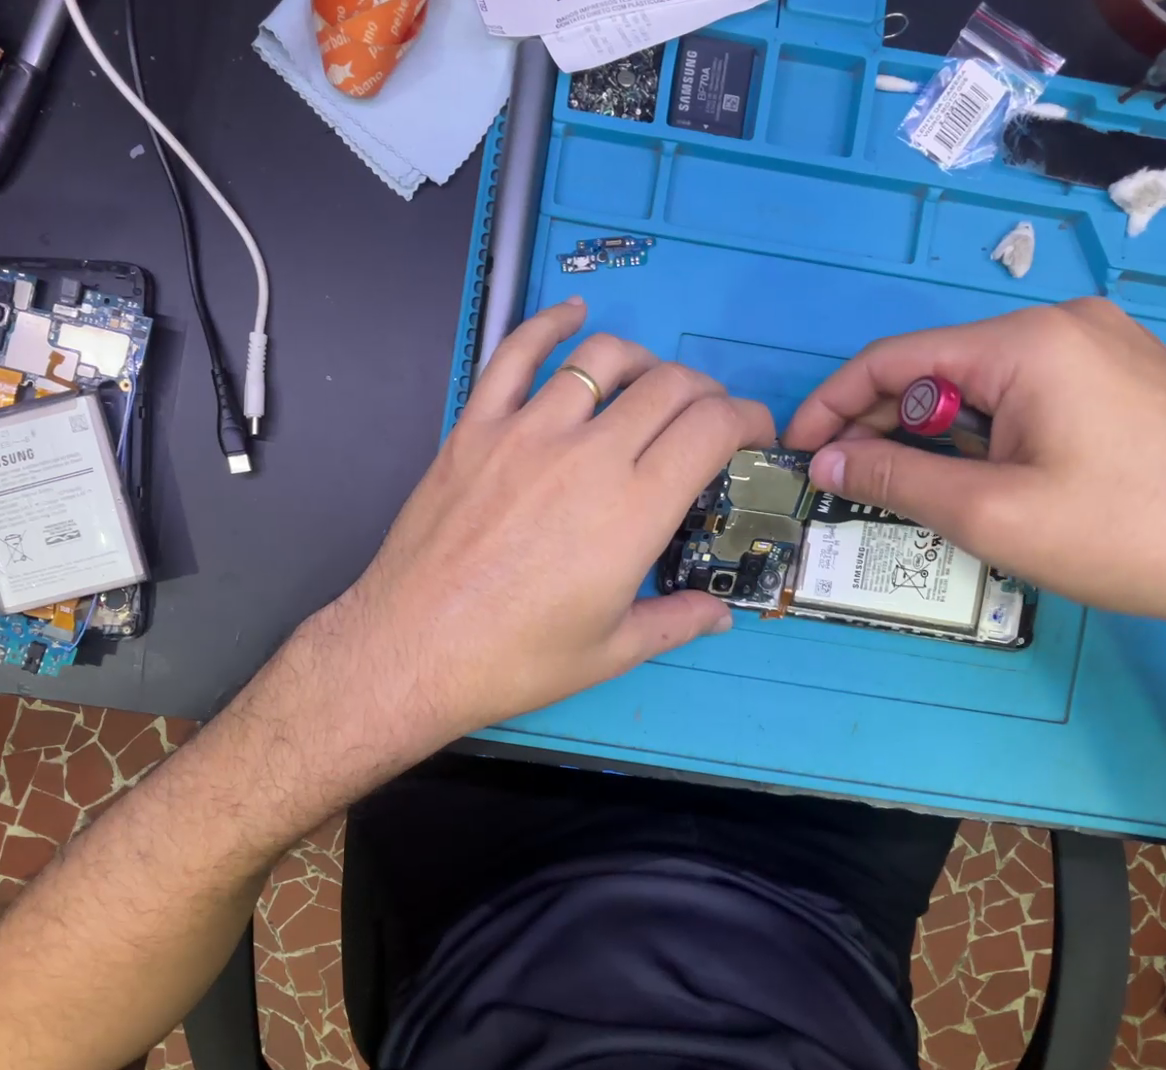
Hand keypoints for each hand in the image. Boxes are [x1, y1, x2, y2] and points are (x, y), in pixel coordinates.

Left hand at [304, 298, 774, 739]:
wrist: (412, 648)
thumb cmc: (515, 659)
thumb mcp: (611, 651)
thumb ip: (677, 621)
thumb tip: (721, 616)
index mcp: (634, 510)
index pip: (712, 428)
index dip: (747, 418)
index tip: (753, 432)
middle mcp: (588, 455)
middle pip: (669, 385)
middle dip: (707, 392)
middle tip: (707, 419)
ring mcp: (526, 432)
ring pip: (602, 358)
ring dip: (643, 361)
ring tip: (649, 383)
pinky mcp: (475, 427)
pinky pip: (515, 354)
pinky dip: (548, 323)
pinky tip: (570, 313)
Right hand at [783, 298, 1165, 648]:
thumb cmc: (1128, 534)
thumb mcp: (990, 512)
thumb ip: (891, 479)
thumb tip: (822, 460)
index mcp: (1026, 342)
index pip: (892, 359)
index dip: (830, 405)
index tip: (797, 452)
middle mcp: (1061, 326)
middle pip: (935, 368)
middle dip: (879, 425)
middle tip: (844, 484)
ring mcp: (1100, 348)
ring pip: (977, 385)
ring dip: (929, 434)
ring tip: (905, 490)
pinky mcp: (1121, 379)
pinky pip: (1020, 396)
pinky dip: (978, 434)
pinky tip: (974, 477)